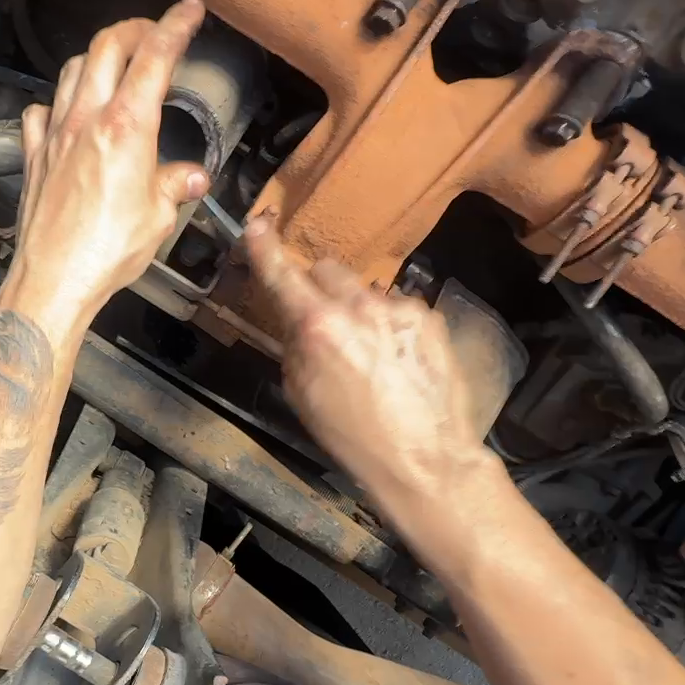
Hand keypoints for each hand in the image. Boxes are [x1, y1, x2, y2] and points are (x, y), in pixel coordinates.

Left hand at [5, 0, 211, 334]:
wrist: (54, 280)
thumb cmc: (105, 254)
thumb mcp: (158, 219)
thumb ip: (174, 187)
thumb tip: (191, 177)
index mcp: (126, 128)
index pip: (155, 57)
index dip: (176, 25)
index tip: (189, 11)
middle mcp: (86, 121)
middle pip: (107, 46)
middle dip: (134, 30)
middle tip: (152, 35)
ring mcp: (55, 137)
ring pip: (72, 71)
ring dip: (96, 58)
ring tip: (113, 68)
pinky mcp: (34, 159)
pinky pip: (39, 113)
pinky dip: (55, 103)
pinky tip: (64, 114)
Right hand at [244, 218, 497, 512]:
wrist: (423, 457)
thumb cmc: (351, 437)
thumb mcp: (301, 395)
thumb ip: (294, 346)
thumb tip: (295, 322)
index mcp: (317, 328)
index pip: (283, 275)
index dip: (264, 249)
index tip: (255, 226)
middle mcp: (358, 306)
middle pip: (327, 270)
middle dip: (318, 288)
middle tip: (319, 320)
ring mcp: (399, 308)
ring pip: (364, 291)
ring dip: (356, 310)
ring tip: (365, 354)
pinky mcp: (429, 317)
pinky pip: (395, 308)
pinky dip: (386, 325)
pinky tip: (393, 360)